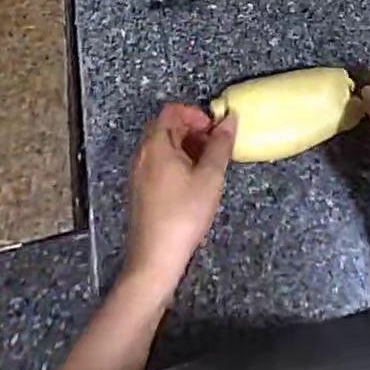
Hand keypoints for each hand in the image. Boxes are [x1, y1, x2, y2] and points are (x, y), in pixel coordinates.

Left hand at [123, 104, 235, 290]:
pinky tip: (195, 182)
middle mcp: (143, 155)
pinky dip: (178, 162)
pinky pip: (160, 163)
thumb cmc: (183, 216)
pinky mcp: (141, 190)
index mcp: (156, 145)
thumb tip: (229, 121)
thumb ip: (221, 145)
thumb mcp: (210, 177)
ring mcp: (139, 173)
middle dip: (194, 130)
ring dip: (188, 146)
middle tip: (216, 146)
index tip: (215, 129)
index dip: (196, 114)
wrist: (155, 258)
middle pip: (167, 126)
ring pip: (164, 146)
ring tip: (209, 165)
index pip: (172, 111)